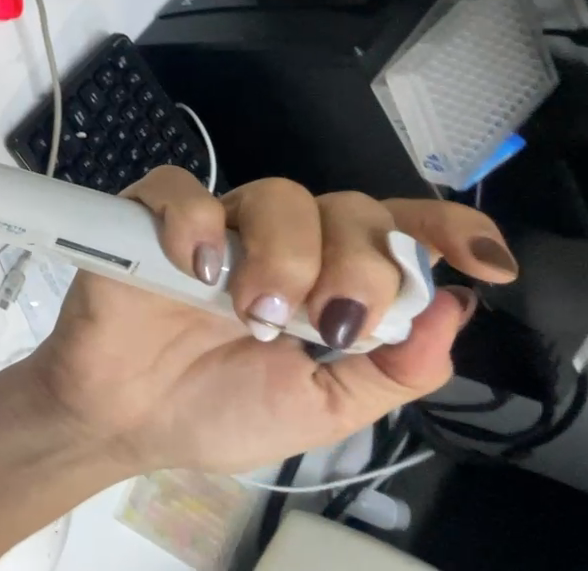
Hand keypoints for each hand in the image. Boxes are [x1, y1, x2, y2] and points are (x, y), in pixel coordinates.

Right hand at [22, 167, 519, 474]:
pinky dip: (193, 219)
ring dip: (282, 253)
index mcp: (326, 283)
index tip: (481, 262)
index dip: (445, 229)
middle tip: (321, 327)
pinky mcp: (141, 223)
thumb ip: (394, 369)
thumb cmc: (217, 412)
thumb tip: (452, 306)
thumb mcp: (326, 408)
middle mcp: (273, 245)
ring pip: (271, 194)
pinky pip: (175, 188)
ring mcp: (208, 231)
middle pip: (343, 208)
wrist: (124, 418)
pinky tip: (194, 267)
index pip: (395, 232)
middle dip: (355, 267)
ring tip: (252, 313)